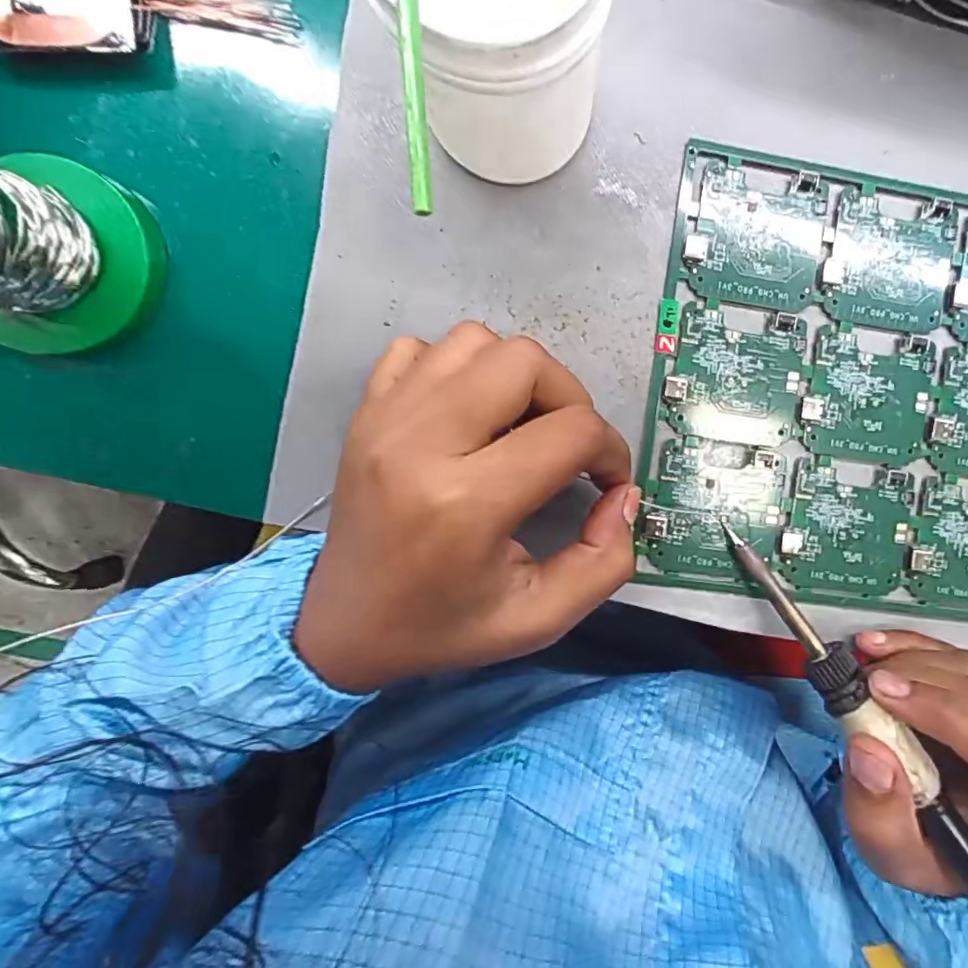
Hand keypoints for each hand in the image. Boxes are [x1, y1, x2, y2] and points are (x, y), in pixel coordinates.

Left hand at [293, 323, 638, 692]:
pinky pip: (419, 349)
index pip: (571, 431)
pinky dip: (454, 368)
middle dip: (568, 396)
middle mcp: (422, 443)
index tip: (605, 481)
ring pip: (475, 341)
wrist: (344, 625)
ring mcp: (386, 417)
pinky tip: (463, 414)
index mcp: (466, 502)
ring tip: (518, 425)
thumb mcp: (538, 619)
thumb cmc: (440, 626)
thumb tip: (623, 495)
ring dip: (514, 375)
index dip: (610, 451)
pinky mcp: (366, 410)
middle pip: (524, 361)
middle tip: (566, 444)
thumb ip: (603, 562)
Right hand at [842, 630, 967, 902]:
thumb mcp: (901, 863)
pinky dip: (917, 649)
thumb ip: (881, 817)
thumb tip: (867, 749)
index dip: (954, 715)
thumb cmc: (940, 864)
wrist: (957, 854)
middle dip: (922, 683)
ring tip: (865, 670)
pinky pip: (965, 663)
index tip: (885, 694)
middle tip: (862, 684)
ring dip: (915, 662)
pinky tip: (880, 648)